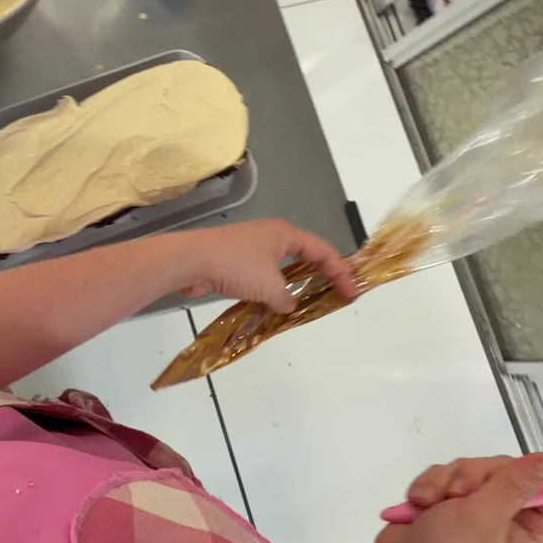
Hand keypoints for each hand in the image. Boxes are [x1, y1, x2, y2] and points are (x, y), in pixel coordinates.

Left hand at [175, 219, 359, 311]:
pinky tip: (271, 308)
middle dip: (319, 276)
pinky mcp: (233, 262)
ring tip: (305, 305)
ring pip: (279, 269)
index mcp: (284, 234)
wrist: (189, 261)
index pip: (323, 251)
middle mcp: (269, 237)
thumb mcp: (270, 286)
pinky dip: (268, 292)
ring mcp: (249, 249)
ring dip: (291, 287)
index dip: (341, 271)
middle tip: (334, 295)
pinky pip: (259, 278)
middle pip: (303, 257)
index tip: (352, 291)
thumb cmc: (235, 265)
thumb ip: (287, 299)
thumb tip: (289, 306)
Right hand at [372, 454, 542, 542]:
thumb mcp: (484, 517)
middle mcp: (511, 514)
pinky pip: (444, 473)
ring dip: (445, 481)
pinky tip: (421, 504)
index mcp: (535, 527)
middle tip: (458, 496)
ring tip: (432, 505)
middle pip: (507, 469)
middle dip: (474, 475)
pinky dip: (429, 486)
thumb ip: (515, 485)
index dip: (537, 473)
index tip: (509, 472)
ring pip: (469, 468)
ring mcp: (479, 506)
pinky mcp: (449, 500)